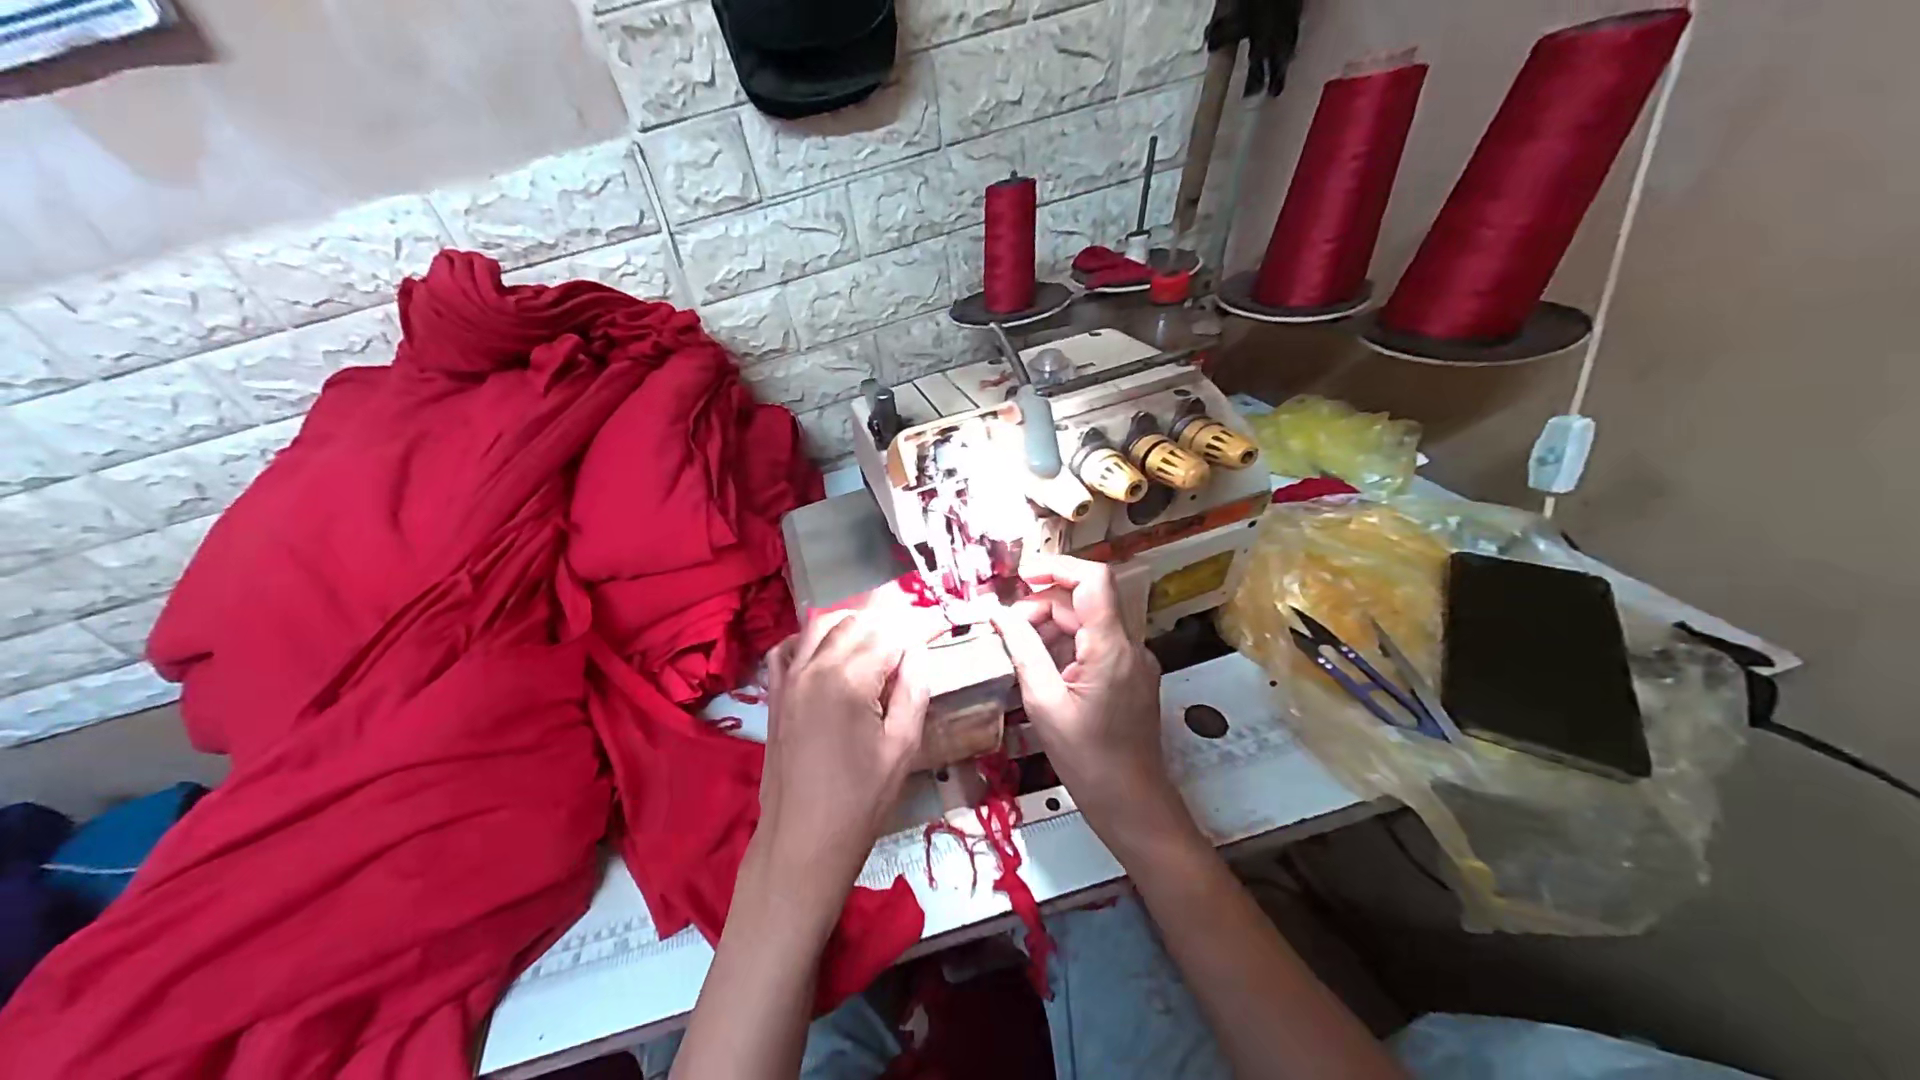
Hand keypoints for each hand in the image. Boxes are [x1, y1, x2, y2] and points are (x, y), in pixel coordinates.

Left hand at [756, 611, 928, 893]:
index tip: (934, 630)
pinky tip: (828, 651)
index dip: (916, 630)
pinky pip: (788, 648)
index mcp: (850, 679)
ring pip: (821, 625)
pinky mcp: (775, 694)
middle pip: (856, 623)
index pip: (889, 635)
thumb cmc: (861, 800)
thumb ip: (914, 690)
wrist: (803, 840)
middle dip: (886, 625)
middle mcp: (815, 667)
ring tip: (877, 642)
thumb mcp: (903, 746)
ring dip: (852, 624)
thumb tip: (917, 653)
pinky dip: (809, 639)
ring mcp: (789, 679)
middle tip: (911, 641)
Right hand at [989, 554, 1188, 844]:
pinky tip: (1039, 671)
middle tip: (1007, 630)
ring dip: (1049, 630)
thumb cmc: (1089, 761)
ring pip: (1086, 625)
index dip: (1057, 567)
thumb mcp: (1045, 704)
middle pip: (1083, 603)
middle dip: (1041, 607)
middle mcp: (1129, 646)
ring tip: (1018, 653)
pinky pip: (1093, 647)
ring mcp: (1131, 662)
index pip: (1093, 580)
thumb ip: (1023, 651)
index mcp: (1112, 648)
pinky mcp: (1128, 677)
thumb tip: (1000, 614)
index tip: (1021, 575)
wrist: (1133, 803)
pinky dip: (1064, 649)